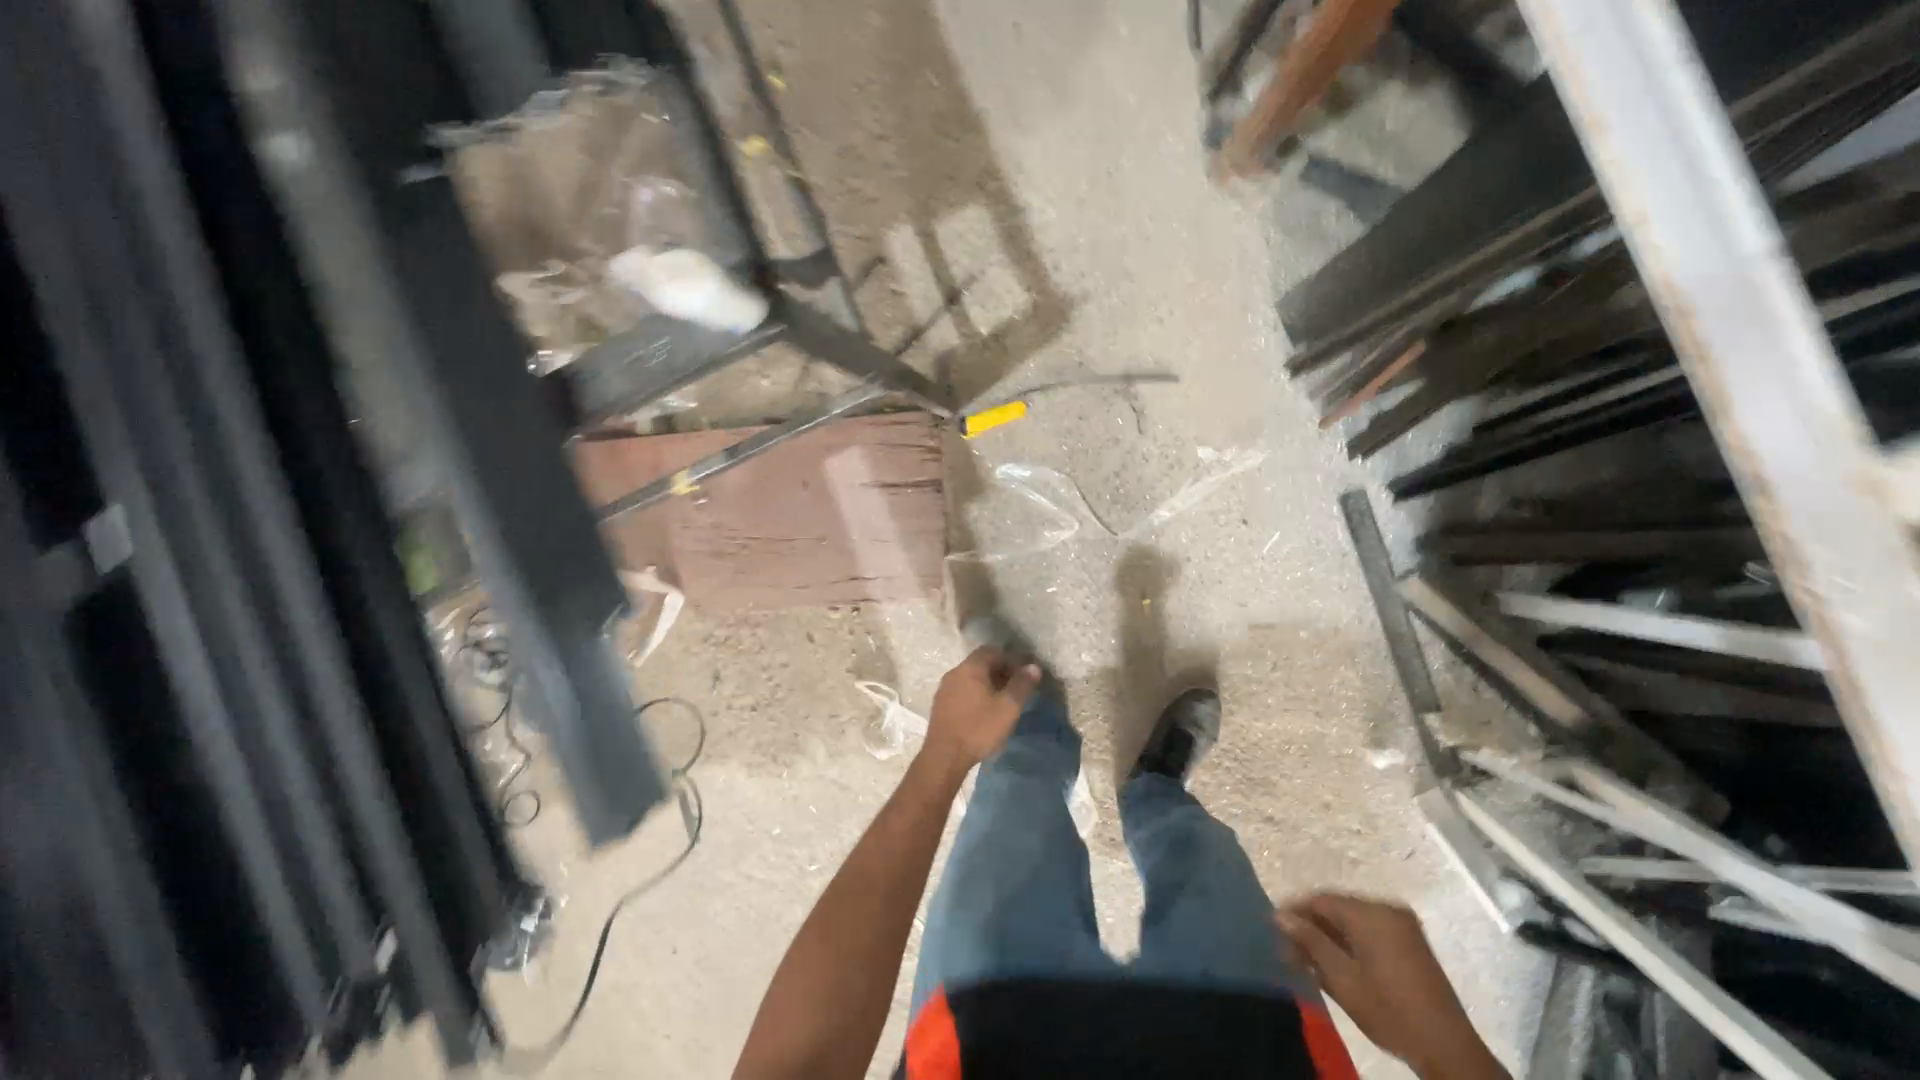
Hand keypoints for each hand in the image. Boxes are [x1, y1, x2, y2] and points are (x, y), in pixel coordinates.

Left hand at [922, 647, 1040, 772]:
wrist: (944, 756)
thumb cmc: (979, 728)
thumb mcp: (1008, 707)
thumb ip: (1022, 685)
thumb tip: (1033, 667)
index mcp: (970, 668)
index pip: (992, 651)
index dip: (1010, 660)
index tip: (1022, 677)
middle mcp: (954, 673)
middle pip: (980, 663)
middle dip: (1000, 672)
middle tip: (1015, 690)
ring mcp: (944, 689)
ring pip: (970, 678)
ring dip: (987, 685)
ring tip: (1001, 703)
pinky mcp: (940, 705)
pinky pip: (961, 691)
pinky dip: (974, 695)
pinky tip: (983, 713)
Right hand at [1278, 894, 1506, 1079]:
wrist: (1445, 1045)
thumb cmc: (1388, 1010)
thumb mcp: (1341, 977)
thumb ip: (1309, 941)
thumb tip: (1279, 915)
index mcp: (1371, 914)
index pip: (1322, 899)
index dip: (1294, 911)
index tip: (1273, 929)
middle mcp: (1388, 910)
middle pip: (1337, 908)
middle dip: (1311, 926)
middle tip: (1288, 950)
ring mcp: (1403, 925)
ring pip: (1353, 920)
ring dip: (1329, 936)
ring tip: (1307, 961)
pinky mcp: (1411, 942)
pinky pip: (1370, 930)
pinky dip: (1350, 942)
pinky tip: (1336, 964)